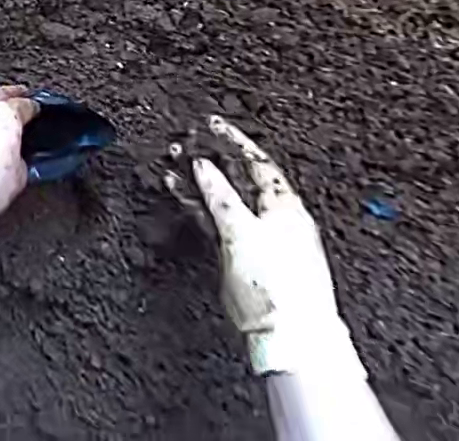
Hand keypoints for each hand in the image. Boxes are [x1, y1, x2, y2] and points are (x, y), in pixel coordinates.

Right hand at [182, 116, 365, 379]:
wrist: (286, 336)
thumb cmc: (278, 285)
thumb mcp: (242, 230)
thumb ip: (220, 194)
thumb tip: (203, 164)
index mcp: (285, 206)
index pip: (257, 161)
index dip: (233, 139)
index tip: (211, 122)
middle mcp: (273, 217)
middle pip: (238, 176)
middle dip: (210, 157)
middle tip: (185, 140)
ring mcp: (257, 234)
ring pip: (223, 196)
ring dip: (198, 179)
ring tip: (172, 162)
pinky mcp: (242, 251)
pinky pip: (216, 216)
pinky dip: (198, 202)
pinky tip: (179, 191)